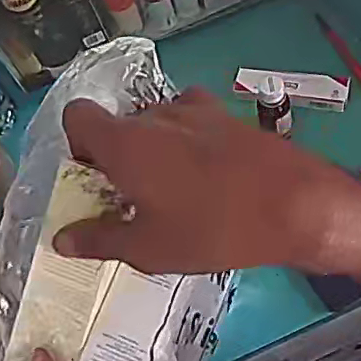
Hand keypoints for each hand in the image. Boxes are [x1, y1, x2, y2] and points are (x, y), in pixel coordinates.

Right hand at [54, 88, 360, 273]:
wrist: (298, 206)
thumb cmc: (215, 230)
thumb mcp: (152, 249)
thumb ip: (102, 239)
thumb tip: (63, 238)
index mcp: (127, 141)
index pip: (78, 116)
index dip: (78, 145)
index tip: (95, 178)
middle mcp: (158, 115)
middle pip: (121, 123)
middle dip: (119, 155)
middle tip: (135, 198)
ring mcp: (199, 111)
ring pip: (159, 123)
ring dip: (157, 149)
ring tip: (175, 190)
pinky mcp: (231, 118)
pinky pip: (195, 125)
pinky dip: (190, 144)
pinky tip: (210, 179)